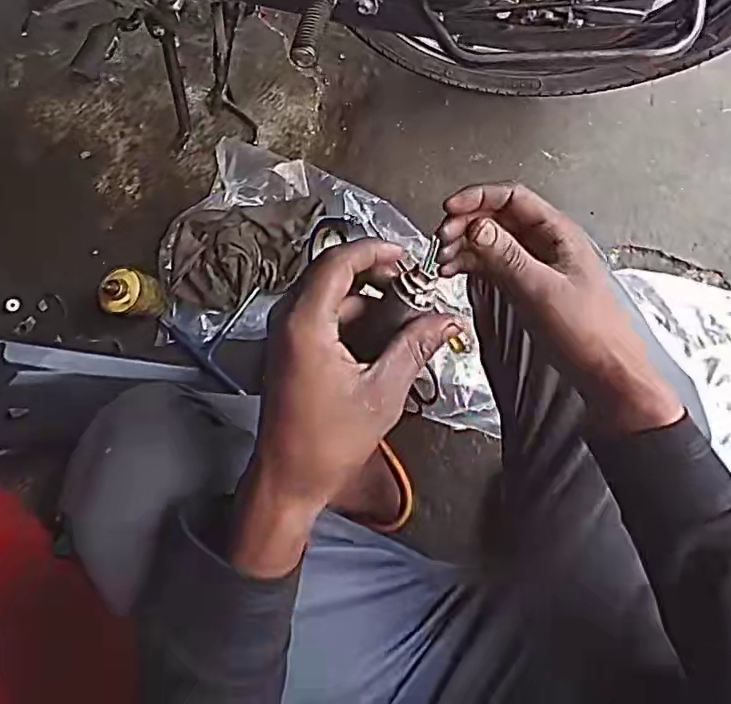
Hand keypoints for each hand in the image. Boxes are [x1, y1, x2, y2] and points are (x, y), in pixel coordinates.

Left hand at [232, 239, 459, 577]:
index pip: (337, 262)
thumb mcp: (382, 393)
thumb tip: (444, 321)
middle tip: (408, 282)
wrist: (286, 480)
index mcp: (305, 324)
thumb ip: (414, 348)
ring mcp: (286, 332)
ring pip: (329, 292)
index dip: (373, 250)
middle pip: (332, 272)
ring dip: (365, 294)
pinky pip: (322, 312)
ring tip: (402, 311)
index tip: (403, 254)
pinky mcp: (290, 345)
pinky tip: (380, 334)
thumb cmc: (324, 445)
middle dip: (373, 271)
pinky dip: (352, 314)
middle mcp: (288, 320)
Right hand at [436, 183, 684, 435]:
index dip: (477, 198)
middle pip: (497, 216)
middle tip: (443, 238)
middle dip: (465, 223)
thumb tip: (476, 225)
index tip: (450, 209)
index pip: (512, 198)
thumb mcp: (541, 289)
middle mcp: (546, 243)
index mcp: (558, 234)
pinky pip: (491, 262)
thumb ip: (506, 255)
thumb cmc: (590, 334)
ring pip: (490, 240)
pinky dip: (470, 263)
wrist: (607, 376)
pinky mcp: (526, 283)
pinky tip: (454, 270)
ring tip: (444, 258)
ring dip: (464, 244)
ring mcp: (535, 263)